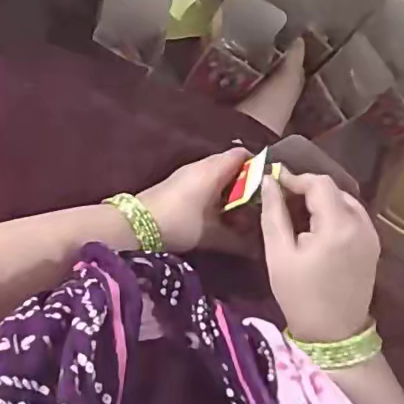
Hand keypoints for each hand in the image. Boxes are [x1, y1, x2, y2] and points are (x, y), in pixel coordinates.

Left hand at [135, 148, 252, 253]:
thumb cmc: (178, 224)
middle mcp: (200, 166)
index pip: (243, 155)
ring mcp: (186, 174)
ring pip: (215, 175)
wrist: (134, 225)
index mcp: (213, 170)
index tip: (269, 186)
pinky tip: (217, 215)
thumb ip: (237, 240)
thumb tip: (257, 248)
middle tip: (257, 205)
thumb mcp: (211, 235)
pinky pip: (202, 182)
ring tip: (239, 214)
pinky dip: (213, 194)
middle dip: (245, 183)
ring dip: (228, 191)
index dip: (259, 166)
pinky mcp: (175, 184)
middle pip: (230, 165)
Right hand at [260, 172, 378, 342]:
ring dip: (321, 200)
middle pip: (333, 189)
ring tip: (296, 211)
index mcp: (338, 226)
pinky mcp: (373, 245)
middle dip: (307, 188)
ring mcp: (371, 234)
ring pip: (345, 200)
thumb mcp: (279, 255)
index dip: (295, 178)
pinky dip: (334, 213)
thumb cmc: (300, 296)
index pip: (319, 184)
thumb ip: (274, 214)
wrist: (334, 333)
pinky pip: (353, 216)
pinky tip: (316, 226)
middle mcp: (361, 224)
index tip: (273, 181)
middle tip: (281, 197)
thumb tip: (269, 181)